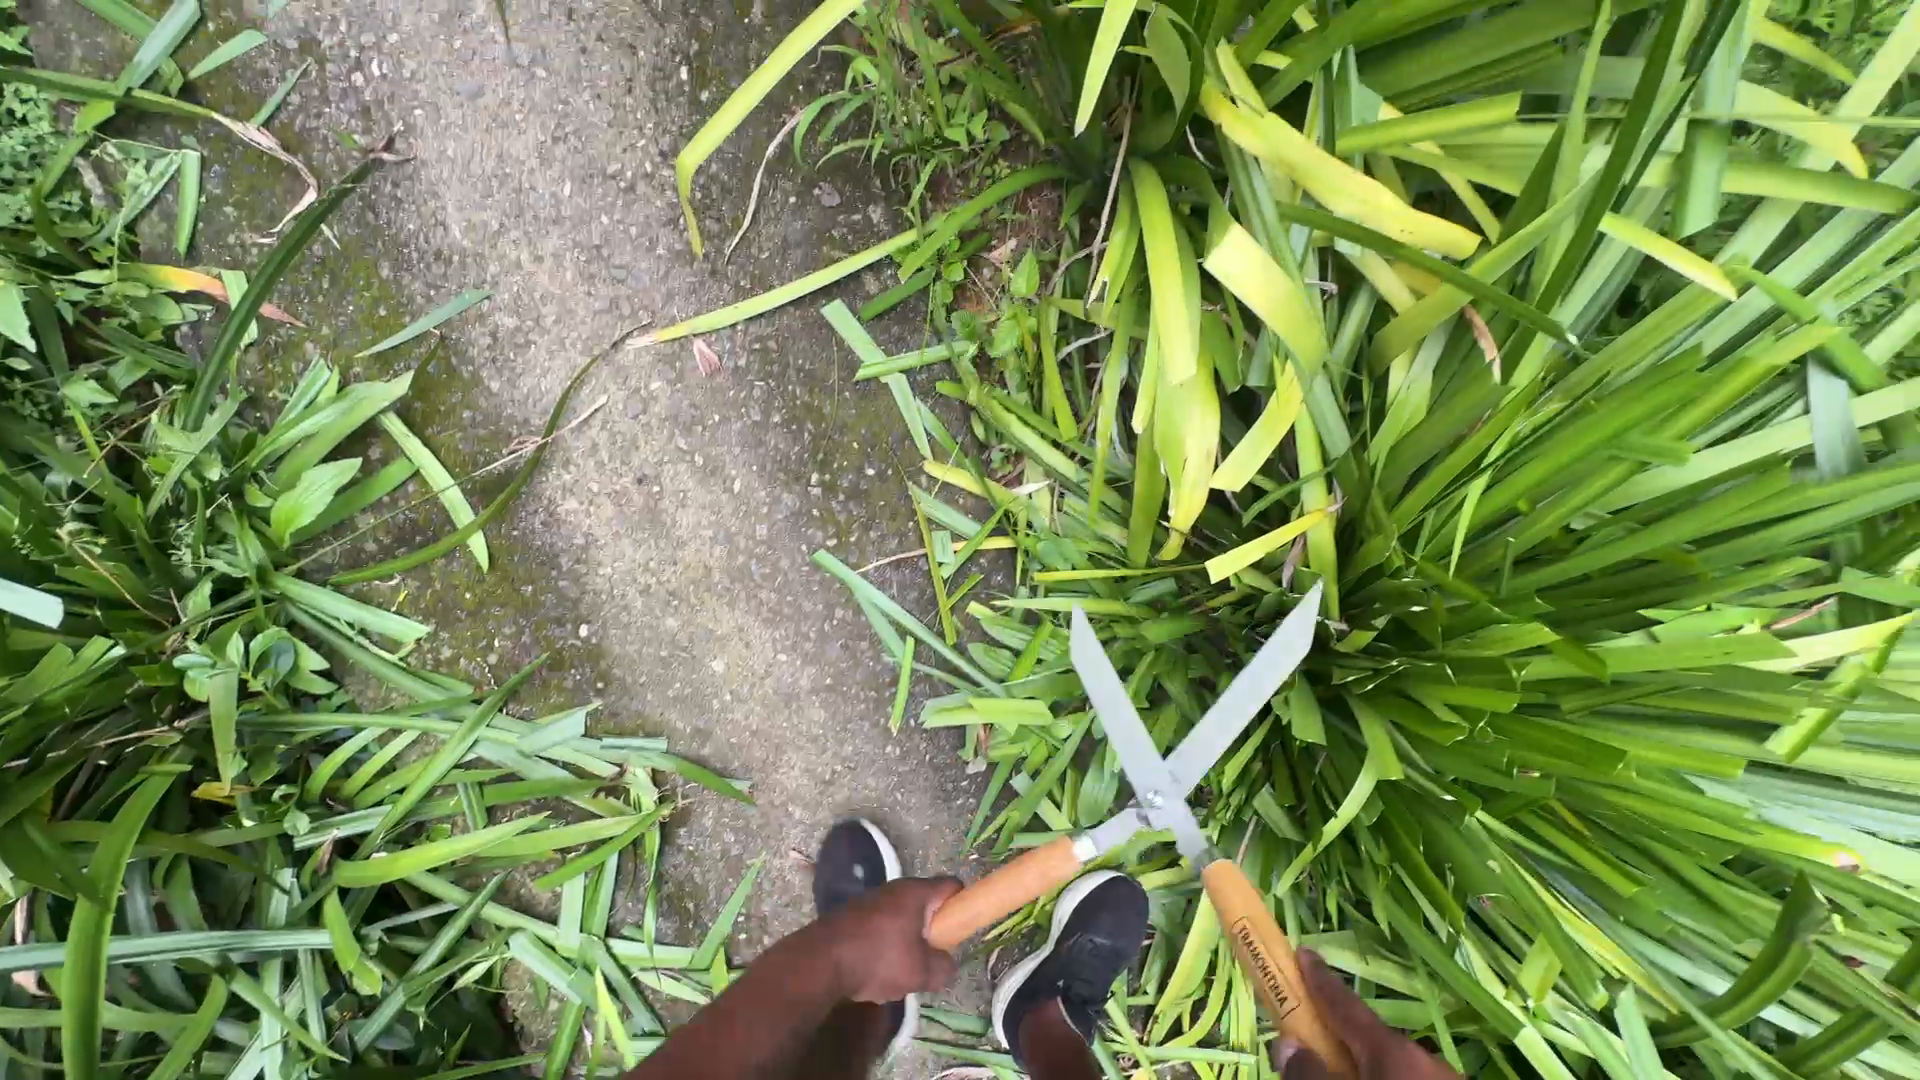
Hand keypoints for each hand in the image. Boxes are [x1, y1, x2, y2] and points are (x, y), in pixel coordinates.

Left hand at [810, 876, 962, 1002]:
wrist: (821, 961)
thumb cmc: (877, 959)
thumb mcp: (920, 972)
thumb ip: (943, 968)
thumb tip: (947, 964)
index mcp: (916, 893)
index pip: (952, 885)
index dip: (964, 904)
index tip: (961, 931)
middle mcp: (895, 888)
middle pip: (926, 904)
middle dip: (932, 931)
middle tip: (932, 956)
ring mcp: (872, 900)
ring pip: (902, 918)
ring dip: (907, 941)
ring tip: (902, 970)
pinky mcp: (853, 915)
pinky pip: (881, 926)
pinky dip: (885, 945)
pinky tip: (876, 971)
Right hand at [1275, 950, 1457, 1079]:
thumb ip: (1310, 1077)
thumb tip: (1287, 1042)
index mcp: (1394, 1051)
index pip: (1346, 1004)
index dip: (1320, 980)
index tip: (1303, 953)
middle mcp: (1426, 1062)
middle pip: (1374, 1042)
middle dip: (1344, 1042)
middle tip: (1317, 1045)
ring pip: (1399, 1073)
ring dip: (1371, 1074)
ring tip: (1349, 1078)